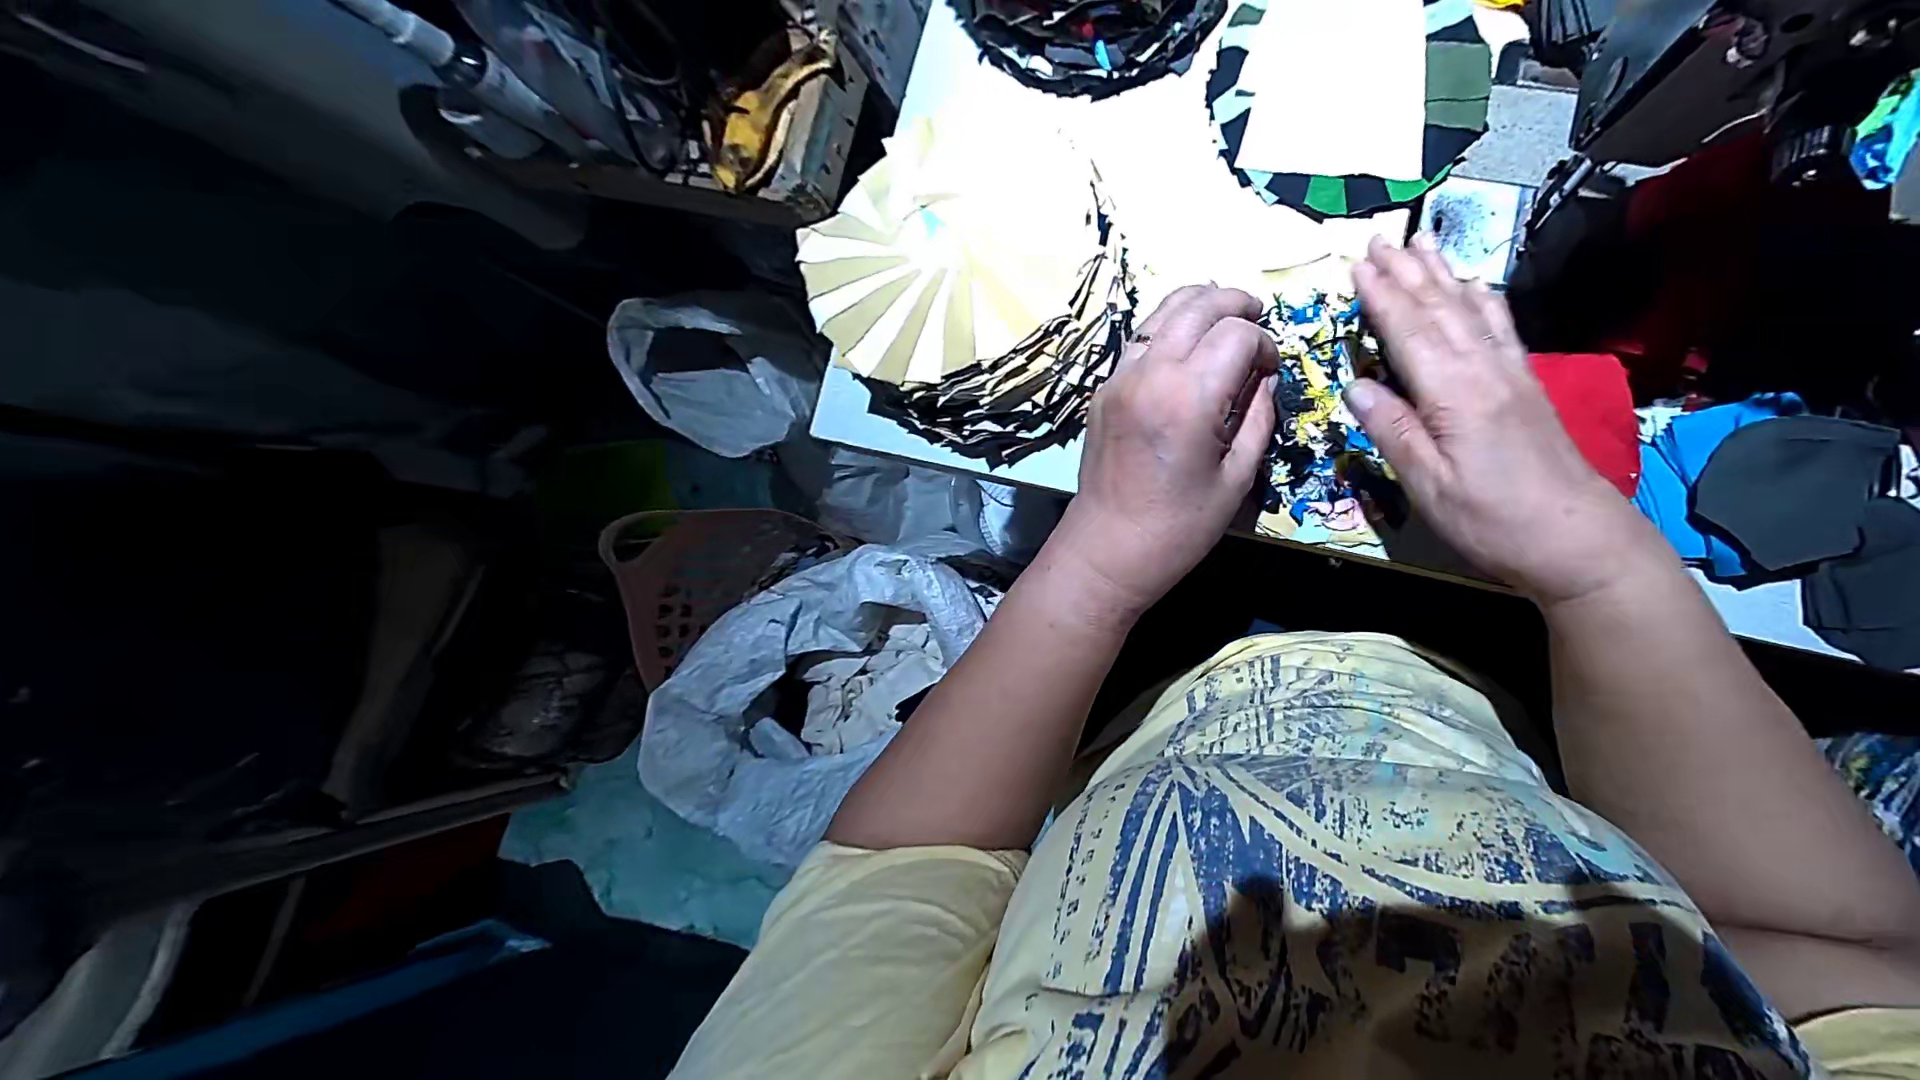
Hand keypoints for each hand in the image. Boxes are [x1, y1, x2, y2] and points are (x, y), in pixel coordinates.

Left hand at [1043, 286, 1278, 622]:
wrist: (1106, 547)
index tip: (1269, 370)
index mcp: (1186, 397)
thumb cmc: (1177, 526)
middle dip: (1234, 304)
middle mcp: (1148, 375)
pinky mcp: (1102, 391)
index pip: (1236, 332)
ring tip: (1223, 324)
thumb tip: (1264, 379)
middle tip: (1255, 319)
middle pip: (1196, 304)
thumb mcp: (1236, 477)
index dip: (1263, 343)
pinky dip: (1167, 332)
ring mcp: (1118, 380)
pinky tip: (1185, 352)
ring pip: (1160, 313)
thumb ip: (1257, 418)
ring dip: (1198, 308)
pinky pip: (1139, 342)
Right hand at [1346, 235, 1667, 605]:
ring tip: (1423, 246)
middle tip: (1382, 239)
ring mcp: (1511, 376)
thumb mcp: (1427, 481)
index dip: (1382, 297)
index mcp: (1456, 393)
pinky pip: (1499, 330)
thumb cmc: (1489, 517)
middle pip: (1442, 309)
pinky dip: (1481, 301)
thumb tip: (1355, 385)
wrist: (1575, 539)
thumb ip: (1392, 429)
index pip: (1411, 332)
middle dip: (1409, 272)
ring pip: (1472, 312)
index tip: (1357, 265)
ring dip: (1444, 276)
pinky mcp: (1524, 388)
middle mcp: (1486, 372)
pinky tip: (1474, 289)